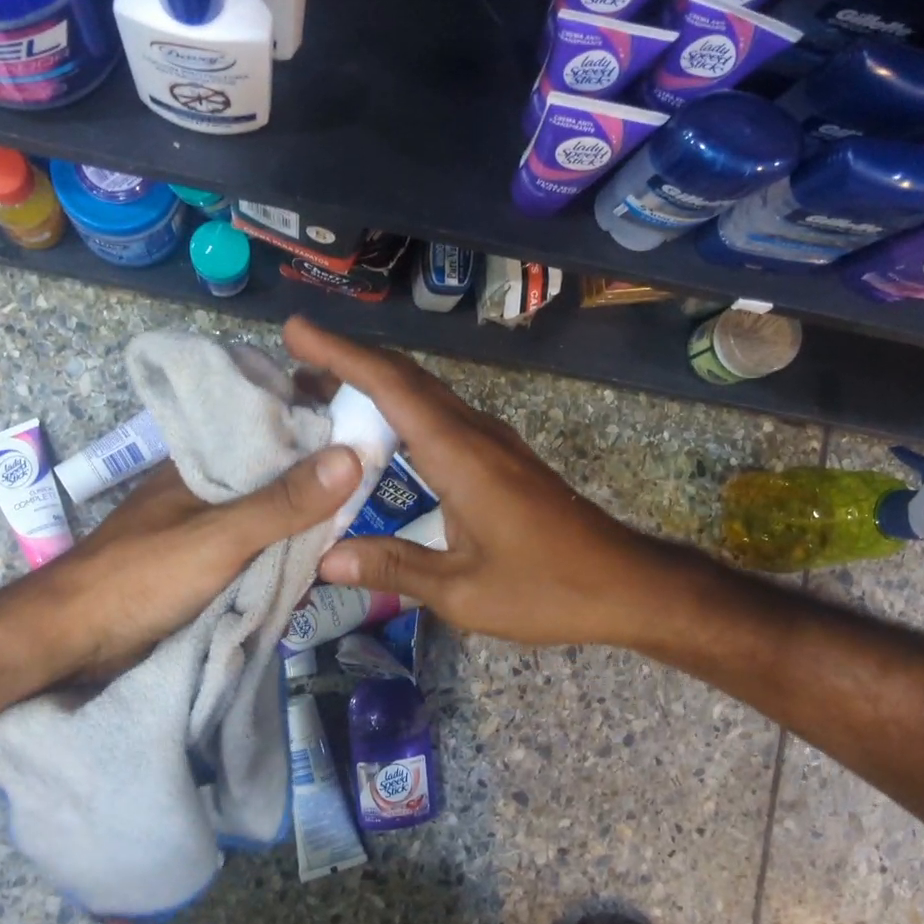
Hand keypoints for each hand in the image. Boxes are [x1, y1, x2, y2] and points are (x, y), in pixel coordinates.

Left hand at [0, 448, 361, 695]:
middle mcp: (206, 487)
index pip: (272, 427)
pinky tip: (310, 573)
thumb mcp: (220, 538)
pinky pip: (255, 553)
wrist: (68, 641)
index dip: (317, 427)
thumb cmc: (140, 577)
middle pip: (277, 475)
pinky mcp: (201, 566)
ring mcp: (204, 528)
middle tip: (373, 495)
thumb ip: (284, 503)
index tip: (369, 435)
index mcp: (205, 462)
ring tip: (350, 539)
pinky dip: (281, 561)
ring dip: (303, 531)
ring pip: (269, 518)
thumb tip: (354, 455)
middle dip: (320, 487)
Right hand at [288, 318, 688, 648]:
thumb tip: (326, 558)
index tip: (296, 331)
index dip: (341, 353)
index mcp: (460, 455)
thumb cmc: (548, 589)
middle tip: (296, 363)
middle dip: (349, 361)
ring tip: (324, 393)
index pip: (392, 386)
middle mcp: (475, 434)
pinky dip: (402, 410)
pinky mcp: (502, 458)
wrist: (626, 584)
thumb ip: (394, 567)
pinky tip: (380, 436)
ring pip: (426, 394)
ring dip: (375, 384)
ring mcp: (493, 442)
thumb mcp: (463, 592)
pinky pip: (441, 417)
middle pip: (406, 378)